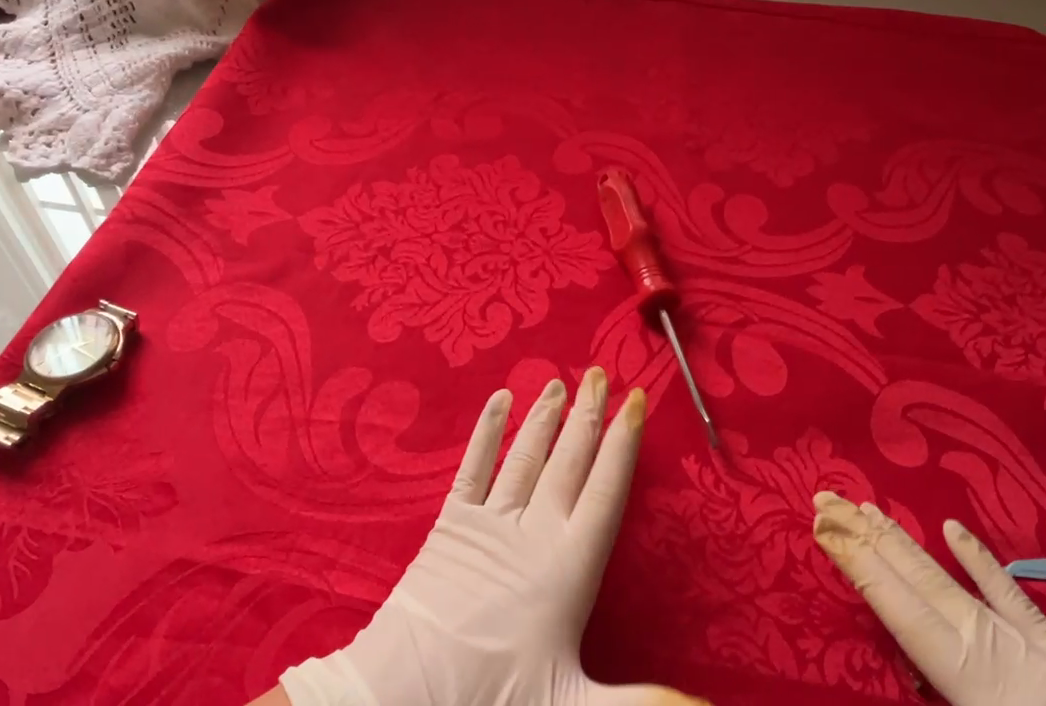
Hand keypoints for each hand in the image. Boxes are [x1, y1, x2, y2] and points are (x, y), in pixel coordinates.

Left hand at [280, 369, 704, 705]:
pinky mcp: (452, 524)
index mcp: (568, 565)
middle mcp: (534, 532)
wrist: (408, 689)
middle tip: (602, 373)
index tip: (635, 402)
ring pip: (526, 457)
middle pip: (569, 461)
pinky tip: (500, 401)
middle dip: (588, 415)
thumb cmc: (492, 694)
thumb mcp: (570, 701)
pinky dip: (487, 432)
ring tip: (561, 381)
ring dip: (545, 417)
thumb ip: (637, 701)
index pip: (605, 490)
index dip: (622, 444)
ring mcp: (490, 523)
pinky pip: (473, 467)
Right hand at [812, 494, 1045, 705]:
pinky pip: (1004, 589)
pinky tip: (949, 526)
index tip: (822, 526)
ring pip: (942, 575)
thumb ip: (933, 693)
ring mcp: (1009, 630)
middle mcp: (972, 635)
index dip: (854, 561)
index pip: (890, 602)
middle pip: (907, 575)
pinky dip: (975, 557)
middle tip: (827, 498)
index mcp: (953, 667)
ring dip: (901, 540)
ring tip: (866, 507)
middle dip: (863, 536)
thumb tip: (908, 672)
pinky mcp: (1045, 635)